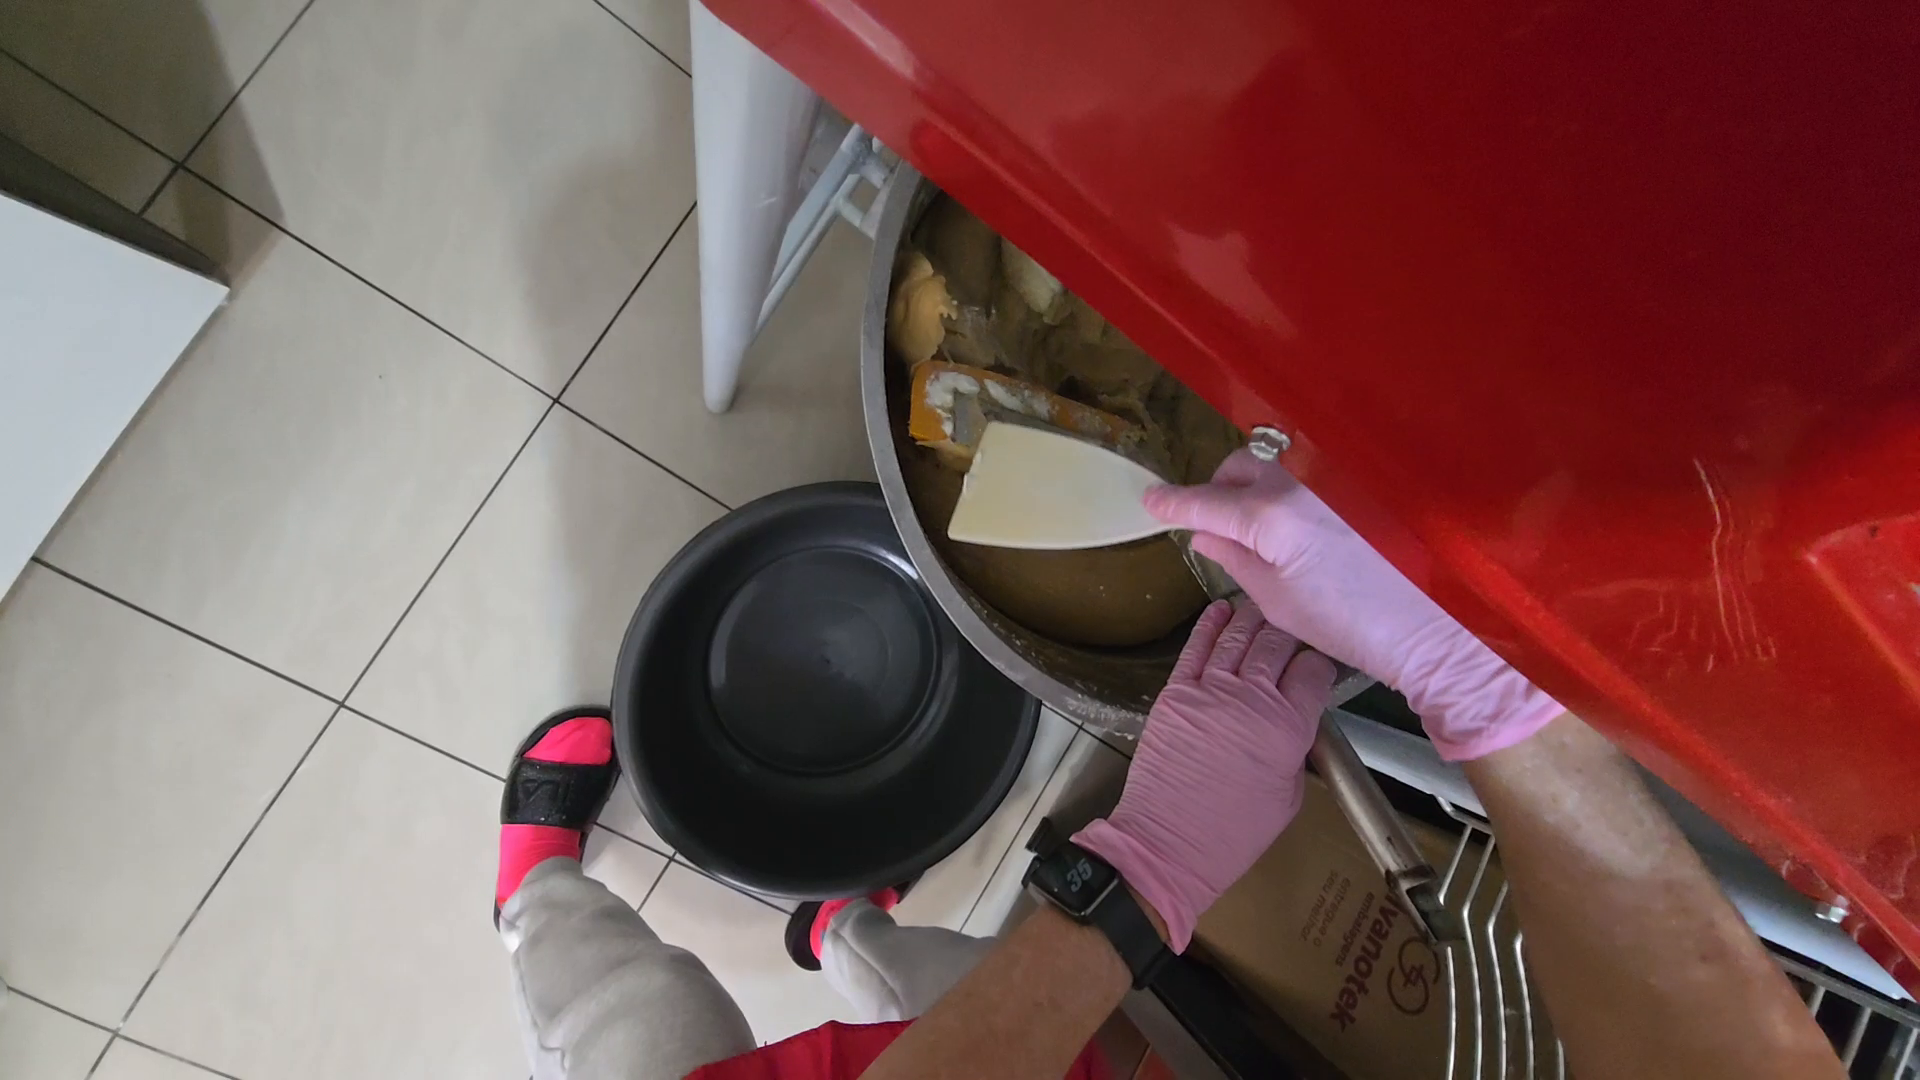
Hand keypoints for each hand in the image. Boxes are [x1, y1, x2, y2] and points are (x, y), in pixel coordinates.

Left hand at [1073, 602, 1332, 951]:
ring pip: (1237, 638)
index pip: (1313, 673)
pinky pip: (1196, 648)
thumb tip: (1294, 717)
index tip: (1321, 656)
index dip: (1320, 660)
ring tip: (1263, 604)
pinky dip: (1209, 625)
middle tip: (1295, 619)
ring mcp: (1209, 690)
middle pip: (1275, 646)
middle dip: (1289, 630)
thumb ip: (1294, 746)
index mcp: (1287, 727)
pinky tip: (1220, 609)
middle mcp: (1250, 699)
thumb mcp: (1289, 793)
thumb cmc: (1235, 830)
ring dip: (1251, 617)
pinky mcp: (1176, 691)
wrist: (1169, 839)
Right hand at [1142, 449, 1562, 760]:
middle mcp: (1300, 484)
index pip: (1206, 502)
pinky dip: (1285, 492)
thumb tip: (1202, 533)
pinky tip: (1299, 526)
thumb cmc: (1348, 624)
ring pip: (1271, 467)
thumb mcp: (1275, 598)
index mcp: (1272, 518)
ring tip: (1259, 529)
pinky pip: (1305, 475)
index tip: (1149, 501)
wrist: (1434, 629)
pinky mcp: (1358, 485)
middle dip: (1215, 491)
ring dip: (1251, 489)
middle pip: (1236, 468)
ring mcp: (1333, 479)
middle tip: (1215, 526)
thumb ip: (1232, 557)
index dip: (1173, 503)